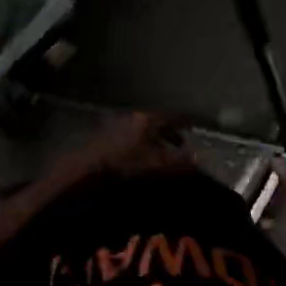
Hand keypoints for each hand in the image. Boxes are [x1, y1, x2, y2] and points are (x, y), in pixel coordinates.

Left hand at [43, 113, 196, 189]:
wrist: (87, 168)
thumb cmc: (125, 163)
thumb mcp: (157, 164)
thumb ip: (179, 161)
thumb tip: (198, 159)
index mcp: (146, 119)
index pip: (172, 117)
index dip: (184, 123)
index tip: (193, 127)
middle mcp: (131, 117)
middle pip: (155, 122)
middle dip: (168, 133)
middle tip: (179, 145)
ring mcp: (115, 124)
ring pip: (141, 129)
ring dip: (152, 139)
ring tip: (159, 154)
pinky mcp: (104, 136)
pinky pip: (128, 136)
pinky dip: (138, 144)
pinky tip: (137, 158)